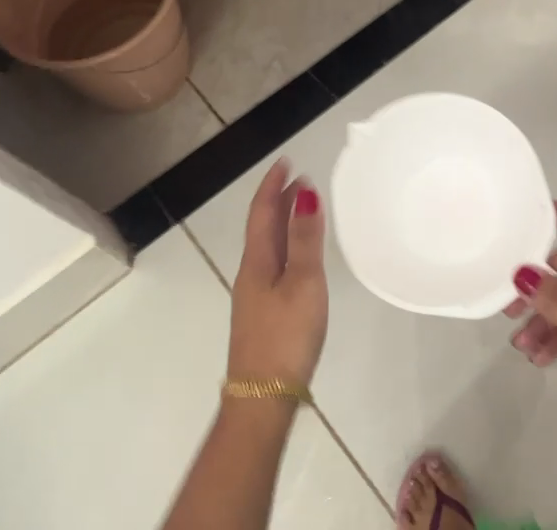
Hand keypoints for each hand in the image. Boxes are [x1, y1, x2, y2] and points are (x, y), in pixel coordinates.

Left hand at [227, 160, 327, 387]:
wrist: (263, 396)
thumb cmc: (286, 335)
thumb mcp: (303, 283)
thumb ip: (305, 240)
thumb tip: (303, 194)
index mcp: (258, 262)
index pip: (262, 212)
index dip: (273, 185)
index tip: (286, 161)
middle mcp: (251, 273)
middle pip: (262, 227)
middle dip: (278, 200)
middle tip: (299, 179)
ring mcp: (255, 296)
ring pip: (267, 246)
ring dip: (282, 221)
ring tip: (302, 207)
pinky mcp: (263, 314)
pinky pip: (273, 264)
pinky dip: (285, 245)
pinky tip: (298, 256)